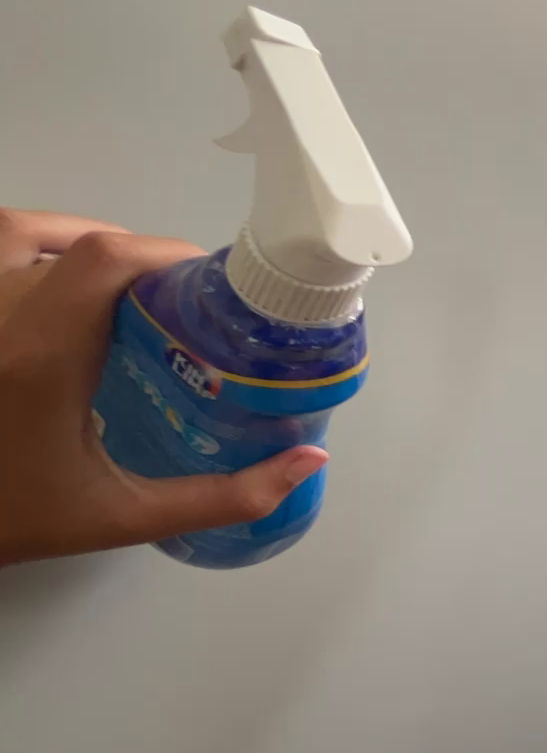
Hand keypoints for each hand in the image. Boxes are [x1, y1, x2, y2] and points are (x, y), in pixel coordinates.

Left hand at [0, 208, 327, 565]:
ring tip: (135, 282)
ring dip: (86, 245)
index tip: (219, 285)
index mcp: (37, 358)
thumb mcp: (123, 518)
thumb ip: (226, 495)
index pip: (105, 262)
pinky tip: (67, 283)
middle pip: (77, 249)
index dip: (170, 255)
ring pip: (21, 234)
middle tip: (191, 303)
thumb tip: (310, 458)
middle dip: (147, 263)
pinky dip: (33, 248)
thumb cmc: (7, 516)